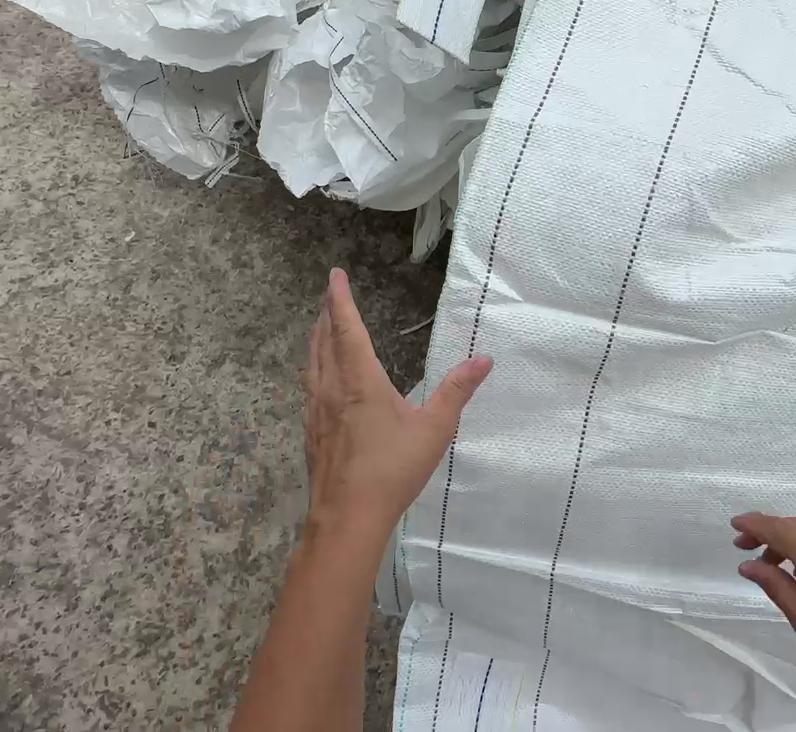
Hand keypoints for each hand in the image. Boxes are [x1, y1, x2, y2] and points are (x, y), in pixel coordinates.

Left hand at [302, 268, 490, 543]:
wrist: (347, 519)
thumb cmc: (393, 469)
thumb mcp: (435, 428)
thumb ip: (458, 390)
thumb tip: (485, 357)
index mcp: (360, 381)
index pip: (347, 329)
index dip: (340, 299)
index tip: (334, 275)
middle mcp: (333, 389)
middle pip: (323, 341)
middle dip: (326, 314)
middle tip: (329, 293)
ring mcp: (317, 412)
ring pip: (312, 363)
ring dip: (317, 338)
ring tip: (321, 326)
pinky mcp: (312, 433)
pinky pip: (310, 386)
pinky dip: (315, 366)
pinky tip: (322, 378)